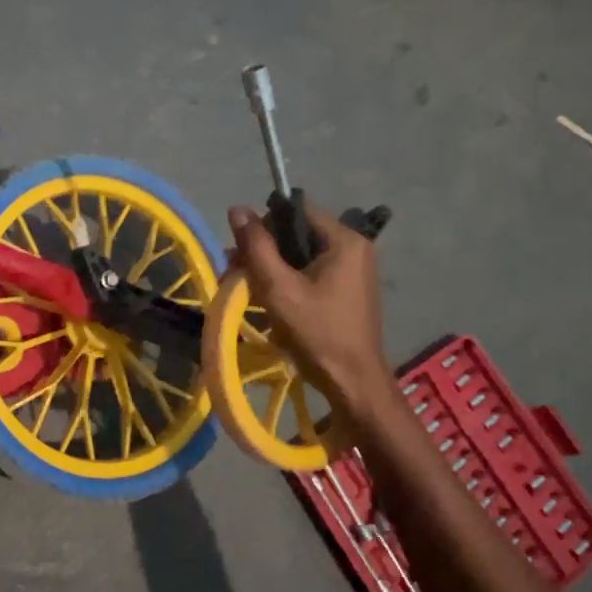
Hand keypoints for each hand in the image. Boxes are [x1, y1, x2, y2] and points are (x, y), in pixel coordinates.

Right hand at [227, 203, 391, 405]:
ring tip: (248, 293)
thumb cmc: (317, 332)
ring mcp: (354, 271)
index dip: (264, 225)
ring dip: (272, 270)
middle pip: (298, 234)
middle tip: (237, 276)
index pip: (296, 211)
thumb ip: (256, 246)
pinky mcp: (349, 291)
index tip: (242, 252)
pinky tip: (271, 304)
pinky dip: (289, 283)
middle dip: (264, 251)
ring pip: (301, 256)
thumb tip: (236, 208)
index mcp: (345, 241)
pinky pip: (311, 274)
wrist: (353, 384)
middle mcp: (354, 249)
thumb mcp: (278, 288)